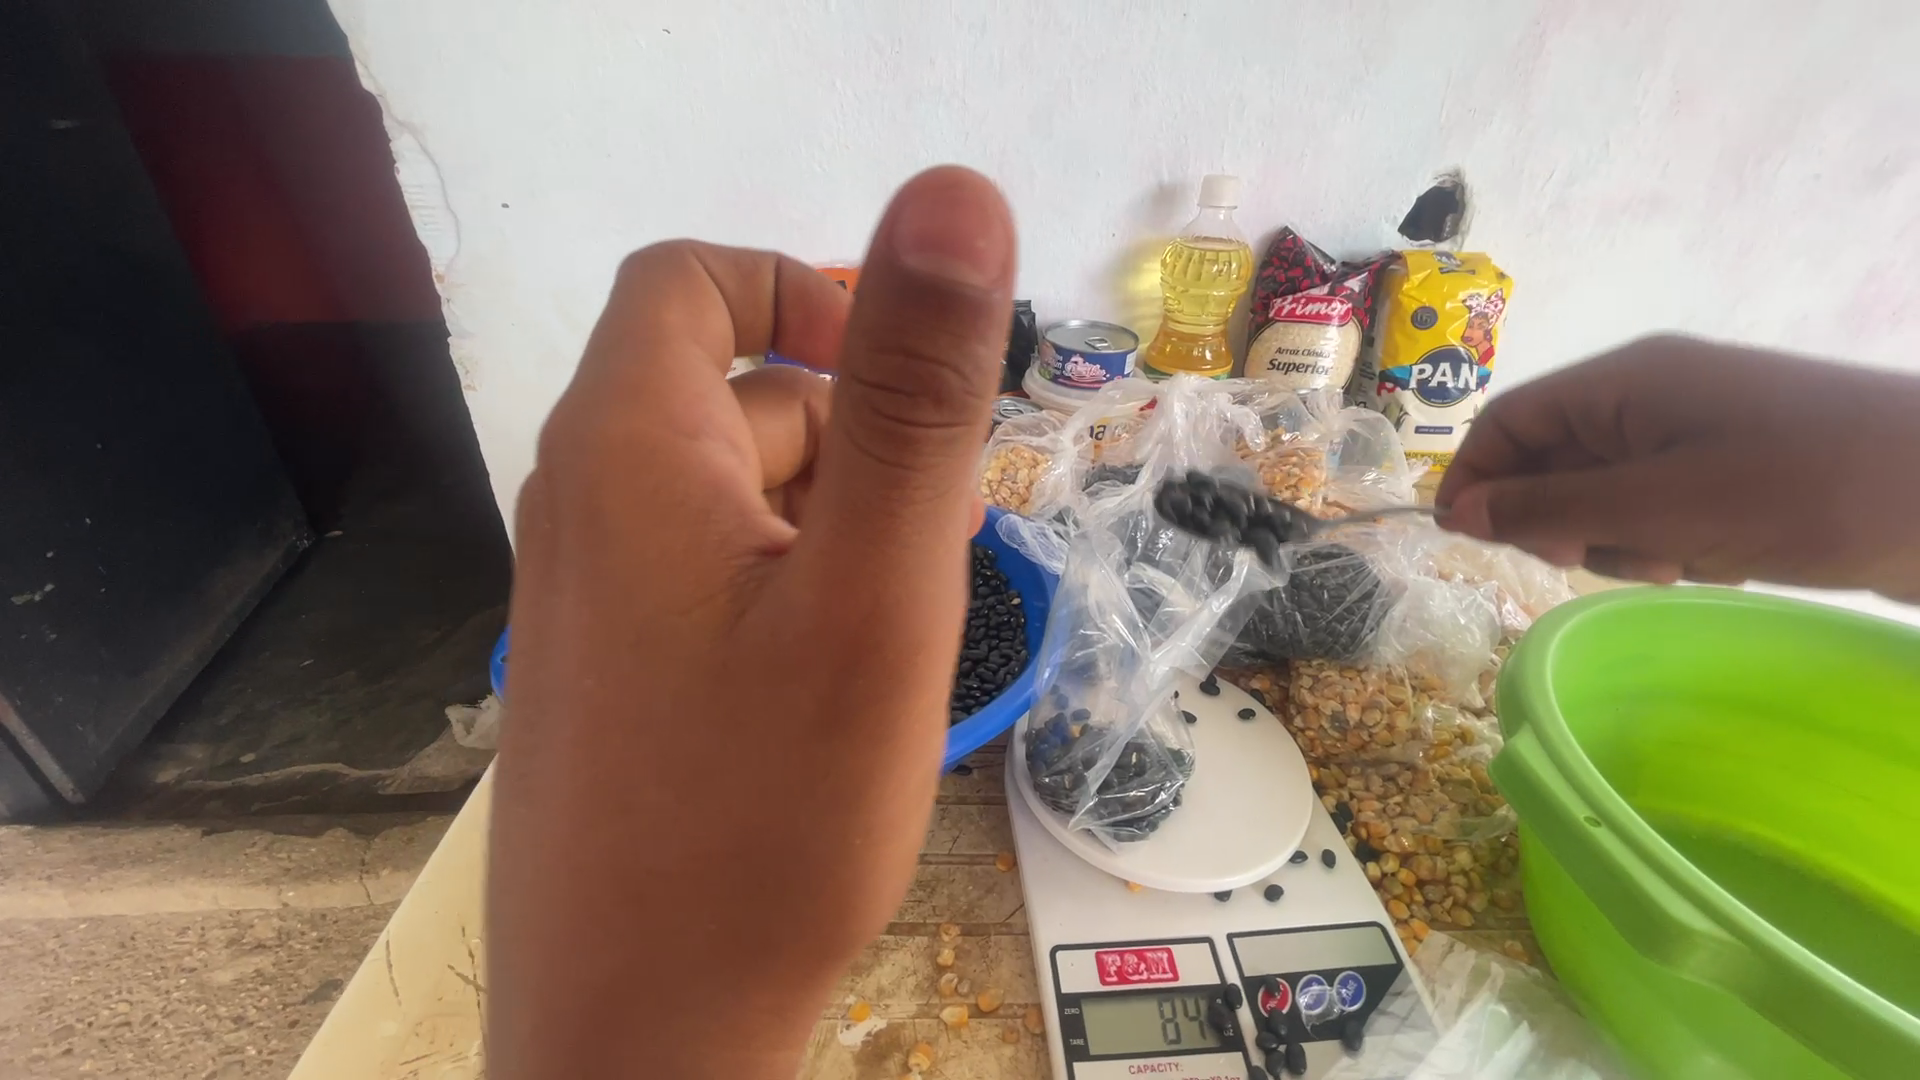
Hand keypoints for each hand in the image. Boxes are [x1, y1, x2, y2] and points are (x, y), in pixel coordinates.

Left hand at [488, 167, 1014, 1077]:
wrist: (648, 1039)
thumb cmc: (770, 811)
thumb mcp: (873, 585)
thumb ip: (914, 392)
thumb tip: (954, 197)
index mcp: (626, 449)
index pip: (691, 279)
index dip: (800, 287)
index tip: (899, 364)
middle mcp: (587, 504)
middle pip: (730, 393)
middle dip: (851, 427)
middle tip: (941, 520)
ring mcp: (595, 594)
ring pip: (735, 489)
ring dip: (835, 509)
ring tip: (907, 600)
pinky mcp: (619, 668)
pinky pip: (718, 567)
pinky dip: (797, 571)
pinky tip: (849, 656)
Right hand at [1435, 335, 1919, 602]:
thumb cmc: (1809, 490)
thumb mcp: (1656, 505)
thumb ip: (1543, 507)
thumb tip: (1456, 514)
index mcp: (1623, 383)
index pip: (1507, 423)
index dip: (1473, 476)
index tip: (1464, 536)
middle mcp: (1646, 398)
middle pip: (1547, 459)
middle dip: (1552, 515)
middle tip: (1580, 559)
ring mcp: (1689, 432)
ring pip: (1595, 491)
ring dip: (1608, 536)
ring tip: (1666, 562)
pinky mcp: (1727, 466)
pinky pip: (1649, 504)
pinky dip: (1655, 539)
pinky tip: (1701, 559)